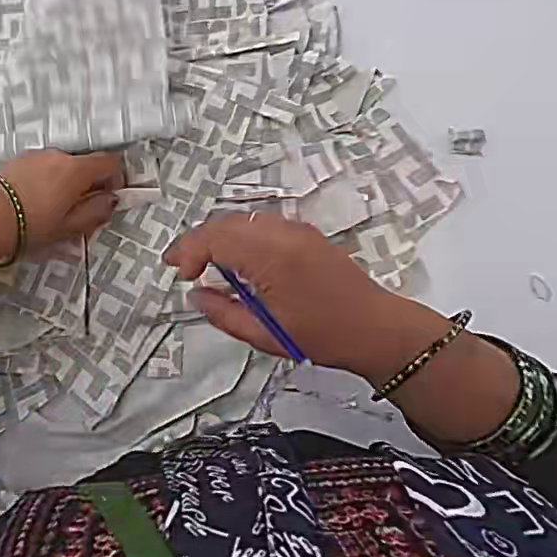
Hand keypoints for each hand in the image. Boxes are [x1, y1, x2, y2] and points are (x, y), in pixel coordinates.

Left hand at [0, 149, 125, 254]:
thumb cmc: (29, 227)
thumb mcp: (70, 226)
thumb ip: (96, 211)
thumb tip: (110, 201)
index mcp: (76, 169)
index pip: (110, 162)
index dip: (115, 179)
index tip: (109, 197)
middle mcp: (57, 156)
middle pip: (85, 163)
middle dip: (88, 184)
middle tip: (81, 210)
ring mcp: (35, 155)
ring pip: (62, 165)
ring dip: (65, 182)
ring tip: (54, 210)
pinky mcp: (17, 160)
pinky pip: (42, 167)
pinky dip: (46, 180)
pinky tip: (35, 202)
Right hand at [164, 213, 518, 442]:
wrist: (376, 328)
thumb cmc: (321, 336)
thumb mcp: (264, 334)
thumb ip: (222, 313)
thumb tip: (196, 295)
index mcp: (270, 256)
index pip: (214, 237)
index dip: (189, 251)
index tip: (180, 274)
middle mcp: (282, 233)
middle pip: (226, 223)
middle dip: (199, 241)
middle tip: (184, 268)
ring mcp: (297, 229)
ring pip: (243, 220)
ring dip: (219, 237)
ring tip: (206, 265)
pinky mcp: (307, 234)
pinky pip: (262, 225)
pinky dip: (241, 236)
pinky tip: (238, 261)